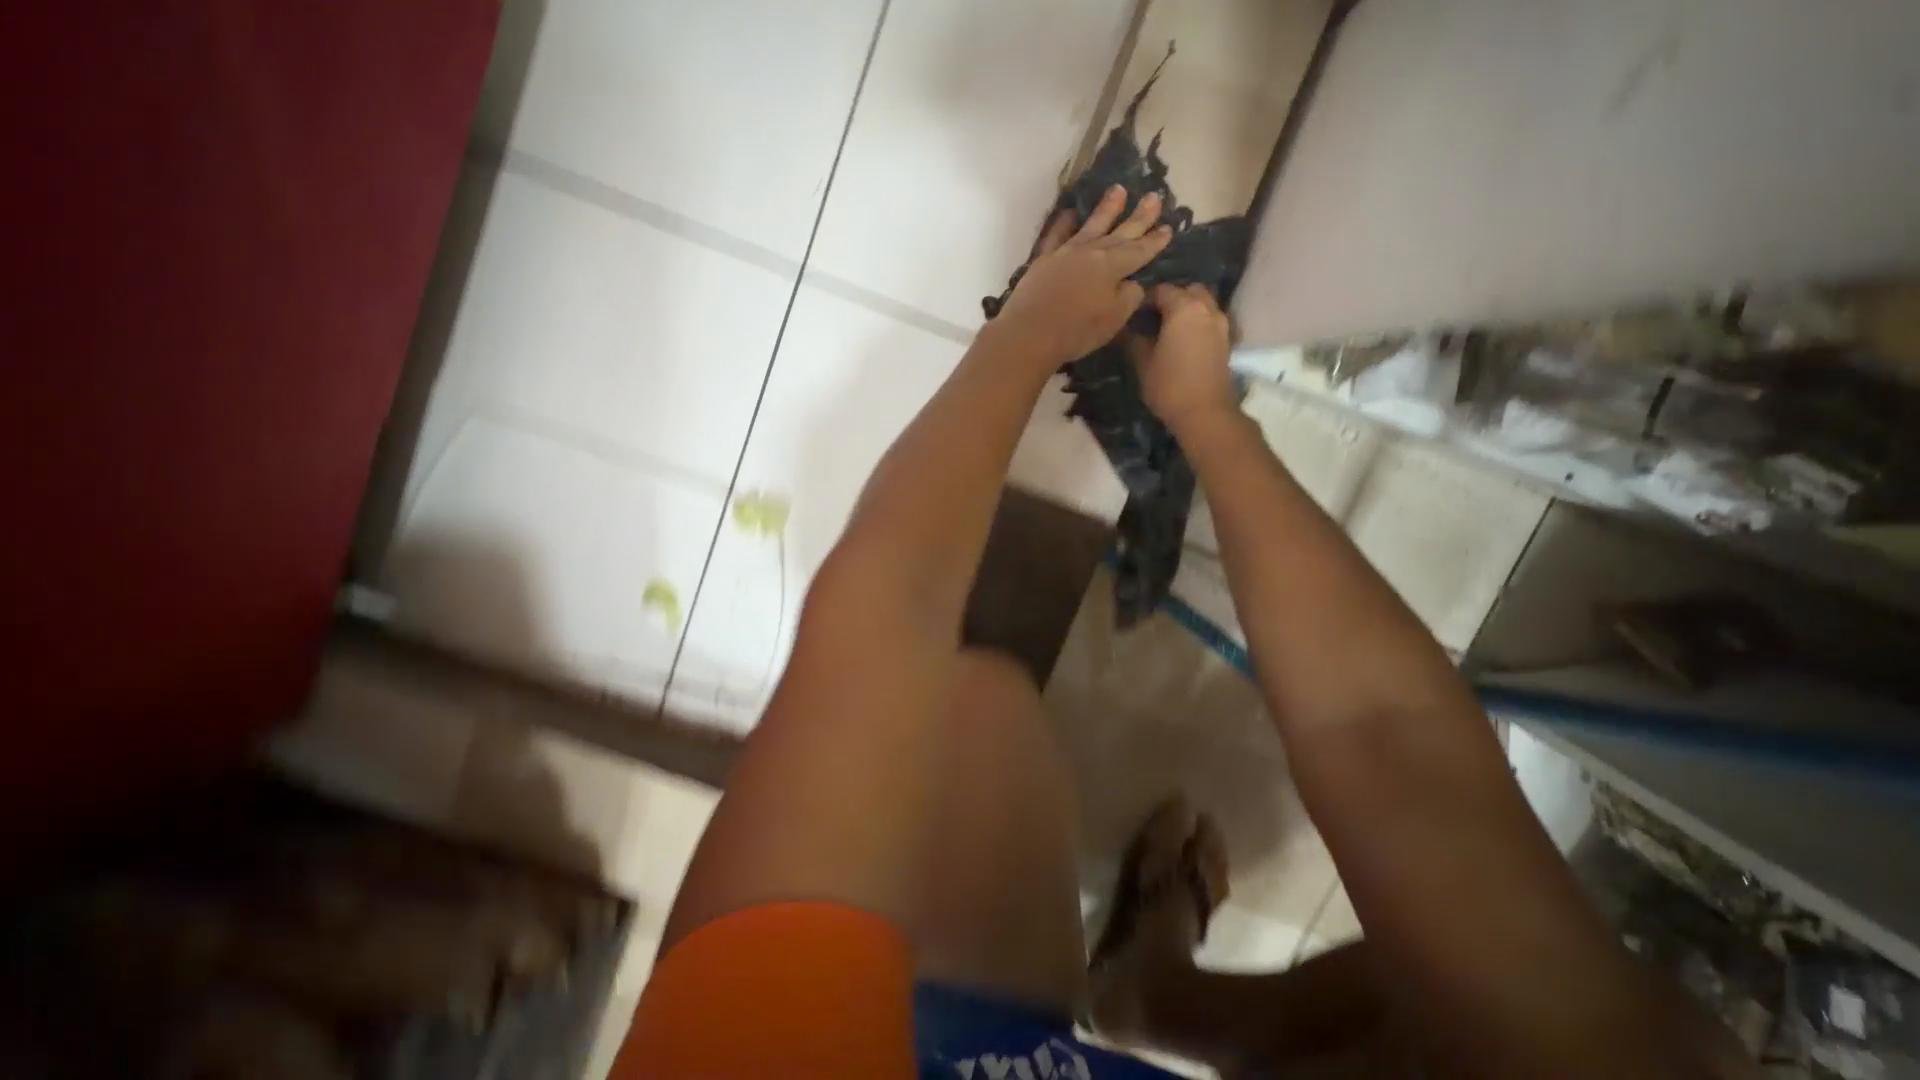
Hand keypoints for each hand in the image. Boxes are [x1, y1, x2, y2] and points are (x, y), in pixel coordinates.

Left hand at [993, 185, 1171, 363]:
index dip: (1155, 240)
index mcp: (1112, 267)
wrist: (1029, 333)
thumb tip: (1134, 282)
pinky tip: (1069, 212)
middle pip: (1120, 232)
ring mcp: (1066, 252)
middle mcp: (1091, 252)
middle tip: (1153, 196)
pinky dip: (1064, 222)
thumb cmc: (1076, 331)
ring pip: (1091, 225)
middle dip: (1139, 216)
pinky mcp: (1044, 259)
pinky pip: (1056, 234)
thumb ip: (1129, 297)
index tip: (1169, 227)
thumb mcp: (1114, 319)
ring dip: (1107, 208)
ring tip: (1118, 189)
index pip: (1140, 250)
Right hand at [1136, 284, 1235, 433]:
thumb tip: (1130, 329)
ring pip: (1203, 305)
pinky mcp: (1227, 342)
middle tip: (1154, 317)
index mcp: (1184, 308)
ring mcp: (1221, 325)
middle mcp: (1206, 309)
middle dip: (1173, 298)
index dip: (1145, 299)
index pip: (1162, 290)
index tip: (1133, 314)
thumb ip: (1136, 339)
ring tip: (1169, 329)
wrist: (1206, 413)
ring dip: (1188, 310)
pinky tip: (1183, 341)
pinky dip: (1198, 324)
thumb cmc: (1170, 385)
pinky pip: (1210, 321)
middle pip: (1189, 291)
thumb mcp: (1143, 363)